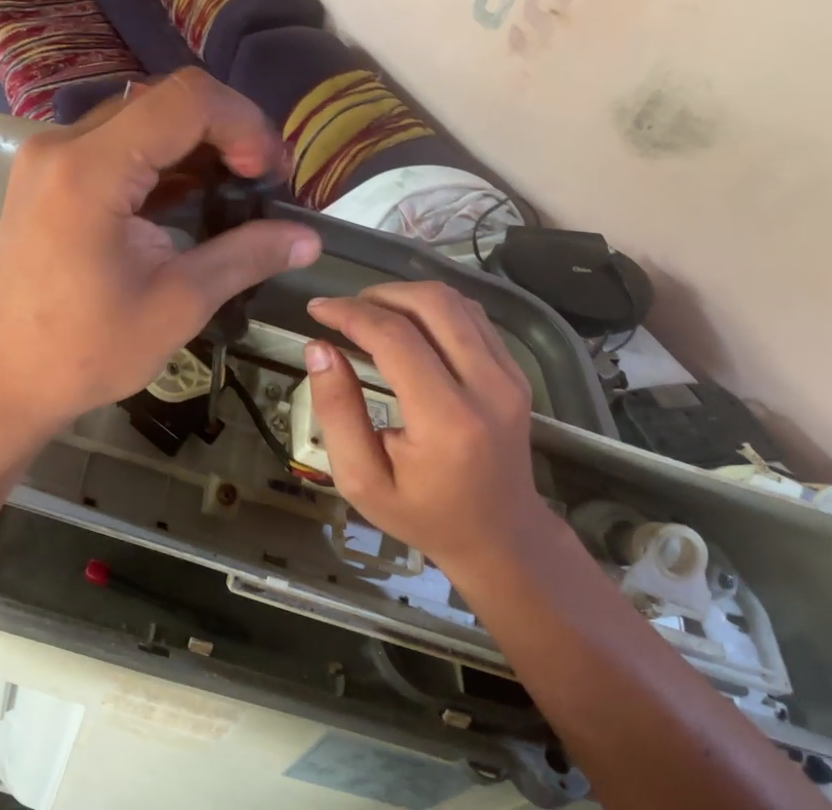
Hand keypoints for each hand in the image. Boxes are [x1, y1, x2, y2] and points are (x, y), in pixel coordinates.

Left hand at [0, 69, 321, 439]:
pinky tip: (190, 200)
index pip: (185, 101)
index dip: (243, 124)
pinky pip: (113, 146)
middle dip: (224, 132)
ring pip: (139, 120)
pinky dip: (158, 163)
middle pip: (162, 103)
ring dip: (193, 146)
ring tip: (234, 192)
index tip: (270, 173)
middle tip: (262, 183)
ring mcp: (48, 159)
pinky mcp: (47, 178)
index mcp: (89, 170)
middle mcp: (61, 147)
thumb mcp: (175, 305)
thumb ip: (244, 257)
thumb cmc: (83, 351)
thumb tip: (308, 239)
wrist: (3, 379)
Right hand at [302, 282, 555, 569]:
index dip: (350, 313)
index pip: (395, 338)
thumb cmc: (422, 514)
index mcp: (447, 421)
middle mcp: (487, 388)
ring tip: (368, 315)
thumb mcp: (361, 480)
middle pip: (432, 305)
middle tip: (342, 311)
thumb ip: (337, 412)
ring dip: (405, 296)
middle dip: (378, 295)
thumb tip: (318, 349)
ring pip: (455, 302)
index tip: (316, 310)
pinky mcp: (515, 372)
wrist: (499, 536)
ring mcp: (509, 376)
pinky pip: (472, 317)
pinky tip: (405, 326)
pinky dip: (431, 309)